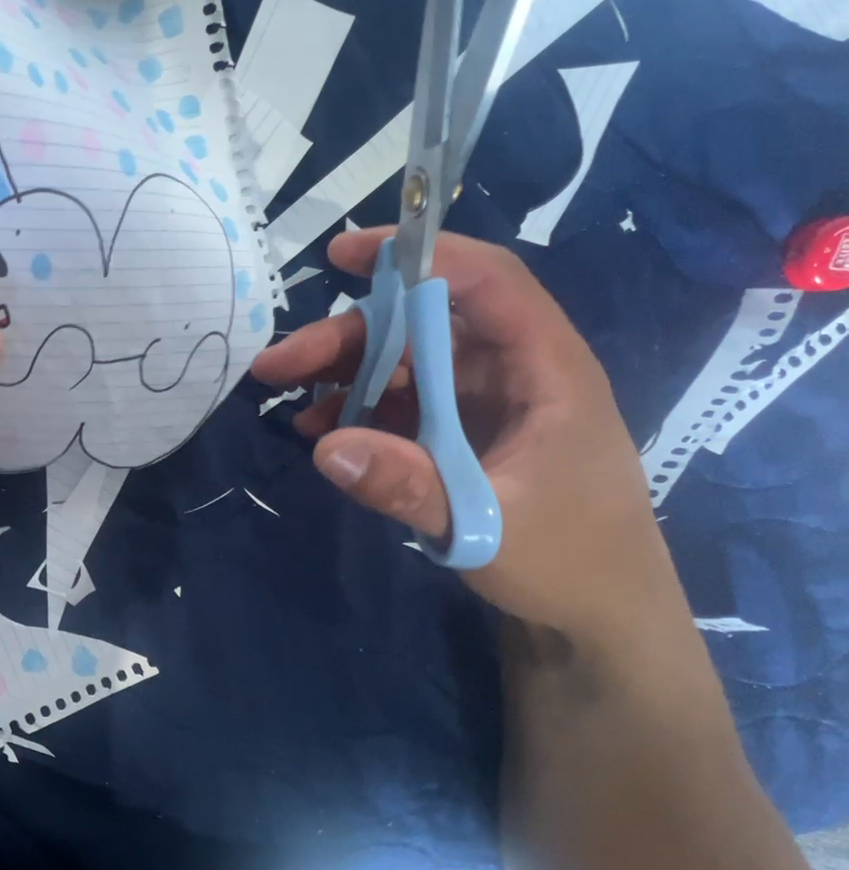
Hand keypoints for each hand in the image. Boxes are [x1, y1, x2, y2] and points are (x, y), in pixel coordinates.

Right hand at [251, 228, 672, 636]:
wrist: (595, 615)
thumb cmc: (568, 560)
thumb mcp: (484, 523)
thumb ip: (406, 483)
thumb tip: (322, 446)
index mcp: (546, 370)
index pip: (485, 284)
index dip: (420, 258)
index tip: (344, 254)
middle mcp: (510, 373)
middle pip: (420, 326)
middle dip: (344, 336)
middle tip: (274, 365)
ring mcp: (481, 404)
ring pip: (401, 362)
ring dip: (338, 373)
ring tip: (282, 398)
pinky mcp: (456, 434)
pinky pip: (397, 403)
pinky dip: (352, 410)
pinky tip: (316, 433)